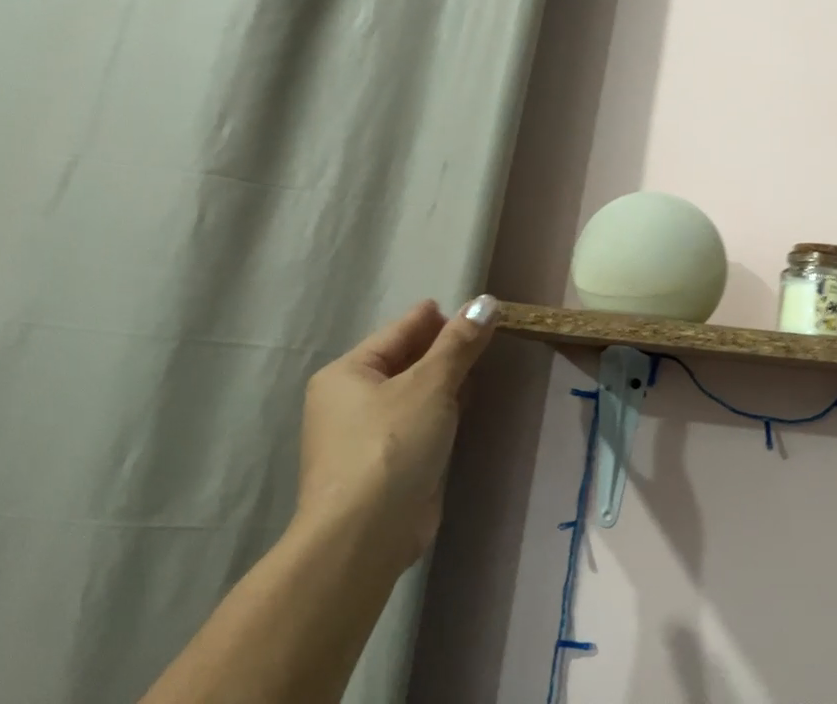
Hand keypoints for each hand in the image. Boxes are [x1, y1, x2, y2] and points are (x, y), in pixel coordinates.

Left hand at [293, 296, 497, 564]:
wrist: (365, 535)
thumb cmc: (391, 445)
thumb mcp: (430, 385)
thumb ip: (459, 343)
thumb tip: (486, 302)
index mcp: (347, 372)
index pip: (399, 330)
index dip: (438, 318)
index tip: (478, 309)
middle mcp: (349, 401)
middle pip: (404, 361)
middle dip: (443, 349)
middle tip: (489, 336)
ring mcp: (364, 437)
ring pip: (413, 395)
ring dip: (445, 381)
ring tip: (484, 366)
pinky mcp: (385, 467)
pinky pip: (418, 424)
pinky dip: (441, 412)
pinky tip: (467, 408)